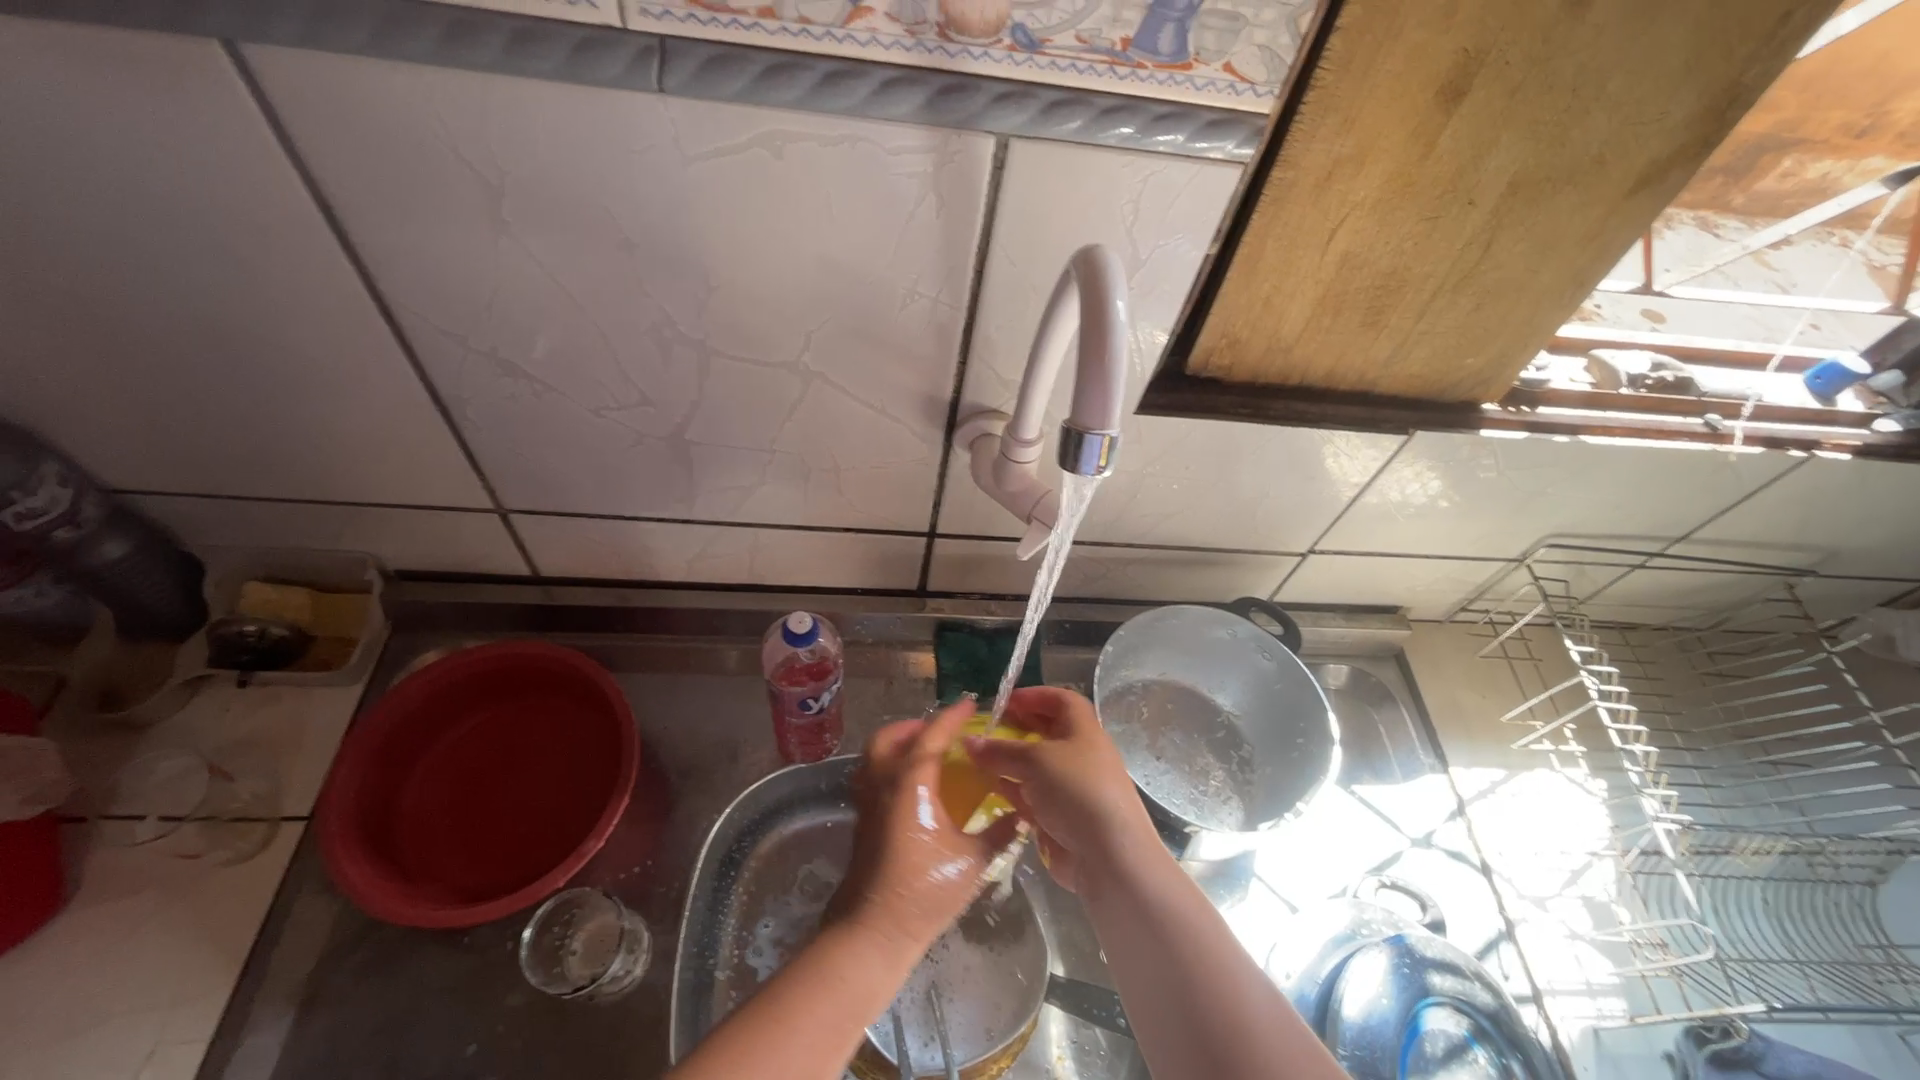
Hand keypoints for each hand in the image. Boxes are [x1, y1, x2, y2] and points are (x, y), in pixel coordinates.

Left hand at [828, 699, 1021, 951]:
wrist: (872, 932)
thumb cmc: (924, 892)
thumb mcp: (972, 862)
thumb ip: (999, 834)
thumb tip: (1022, 815)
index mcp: (909, 785)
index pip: (931, 737)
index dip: (951, 718)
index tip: (971, 704)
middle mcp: (882, 785)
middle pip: (889, 738)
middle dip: (915, 726)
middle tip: (942, 730)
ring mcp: (867, 804)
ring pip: (874, 757)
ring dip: (898, 745)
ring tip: (927, 753)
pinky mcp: (862, 823)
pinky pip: (872, 778)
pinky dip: (890, 767)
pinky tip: (914, 789)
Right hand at [963, 686, 1158, 892]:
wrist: (1108, 855)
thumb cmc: (1076, 790)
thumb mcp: (1036, 761)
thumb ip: (1000, 751)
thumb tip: (969, 742)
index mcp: (1084, 730)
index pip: (1062, 701)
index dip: (1034, 696)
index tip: (1004, 701)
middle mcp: (1080, 755)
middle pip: (1048, 733)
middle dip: (1017, 729)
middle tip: (985, 731)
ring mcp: (1072, 789)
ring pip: (1037, 767)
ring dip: (1010, 762)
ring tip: (978, 760)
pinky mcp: (1062, 818)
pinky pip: (1033, 797)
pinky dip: (1014, 791)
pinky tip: (991, 791)